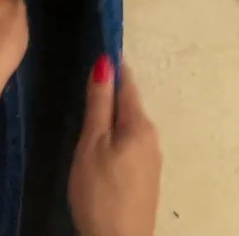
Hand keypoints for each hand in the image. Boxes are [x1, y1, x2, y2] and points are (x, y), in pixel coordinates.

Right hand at [69, 57, 161, 235]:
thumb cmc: (100, 191)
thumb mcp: (92, 143)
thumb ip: (99, 103)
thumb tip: (106, 62)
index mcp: (140, 124)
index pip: (127, 83)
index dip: (113, 65)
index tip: (100, 48)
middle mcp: (152, 138)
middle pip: (129, 105)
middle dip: (111, 94)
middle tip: (87, 84)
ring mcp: (152, 161)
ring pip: (130, 127)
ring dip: (113, 118)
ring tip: (90, 115)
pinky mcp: (146, 180)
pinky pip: (131, 145)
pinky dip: (118, 137)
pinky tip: (103, 147)